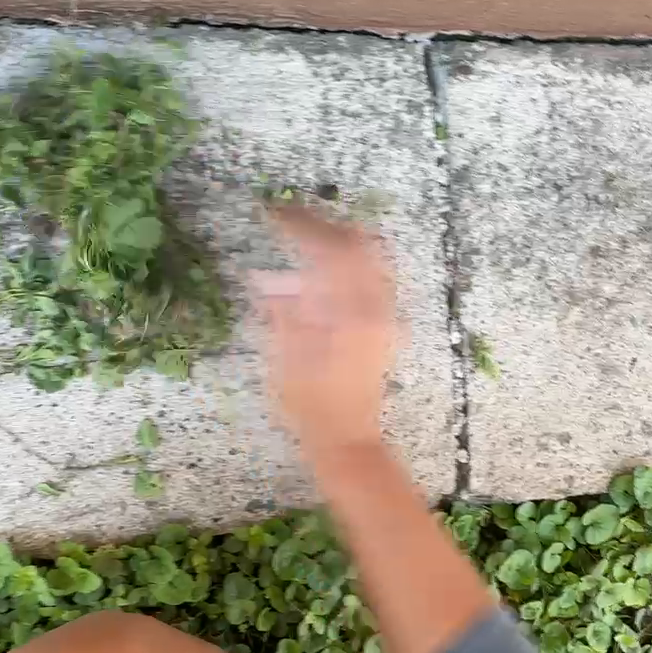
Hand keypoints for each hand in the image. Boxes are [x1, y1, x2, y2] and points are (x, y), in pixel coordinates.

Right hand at [252, 205, 396, 458]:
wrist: (347, 438)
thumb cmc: (310, 405)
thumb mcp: (285, 357)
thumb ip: (282, 313)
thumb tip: (267, 280)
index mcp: (348, 310)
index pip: (329, 247)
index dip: (300, 224)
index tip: (273, 213)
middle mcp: (374, 305)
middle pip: (358, 242)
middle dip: (323, 224)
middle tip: (292, 220)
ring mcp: (384, 315)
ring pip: (370, 257)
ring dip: (339, 241)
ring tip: (307, 239)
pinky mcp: (384, 325)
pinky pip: (373, 277)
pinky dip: (349, 264)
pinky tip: (324, 273)